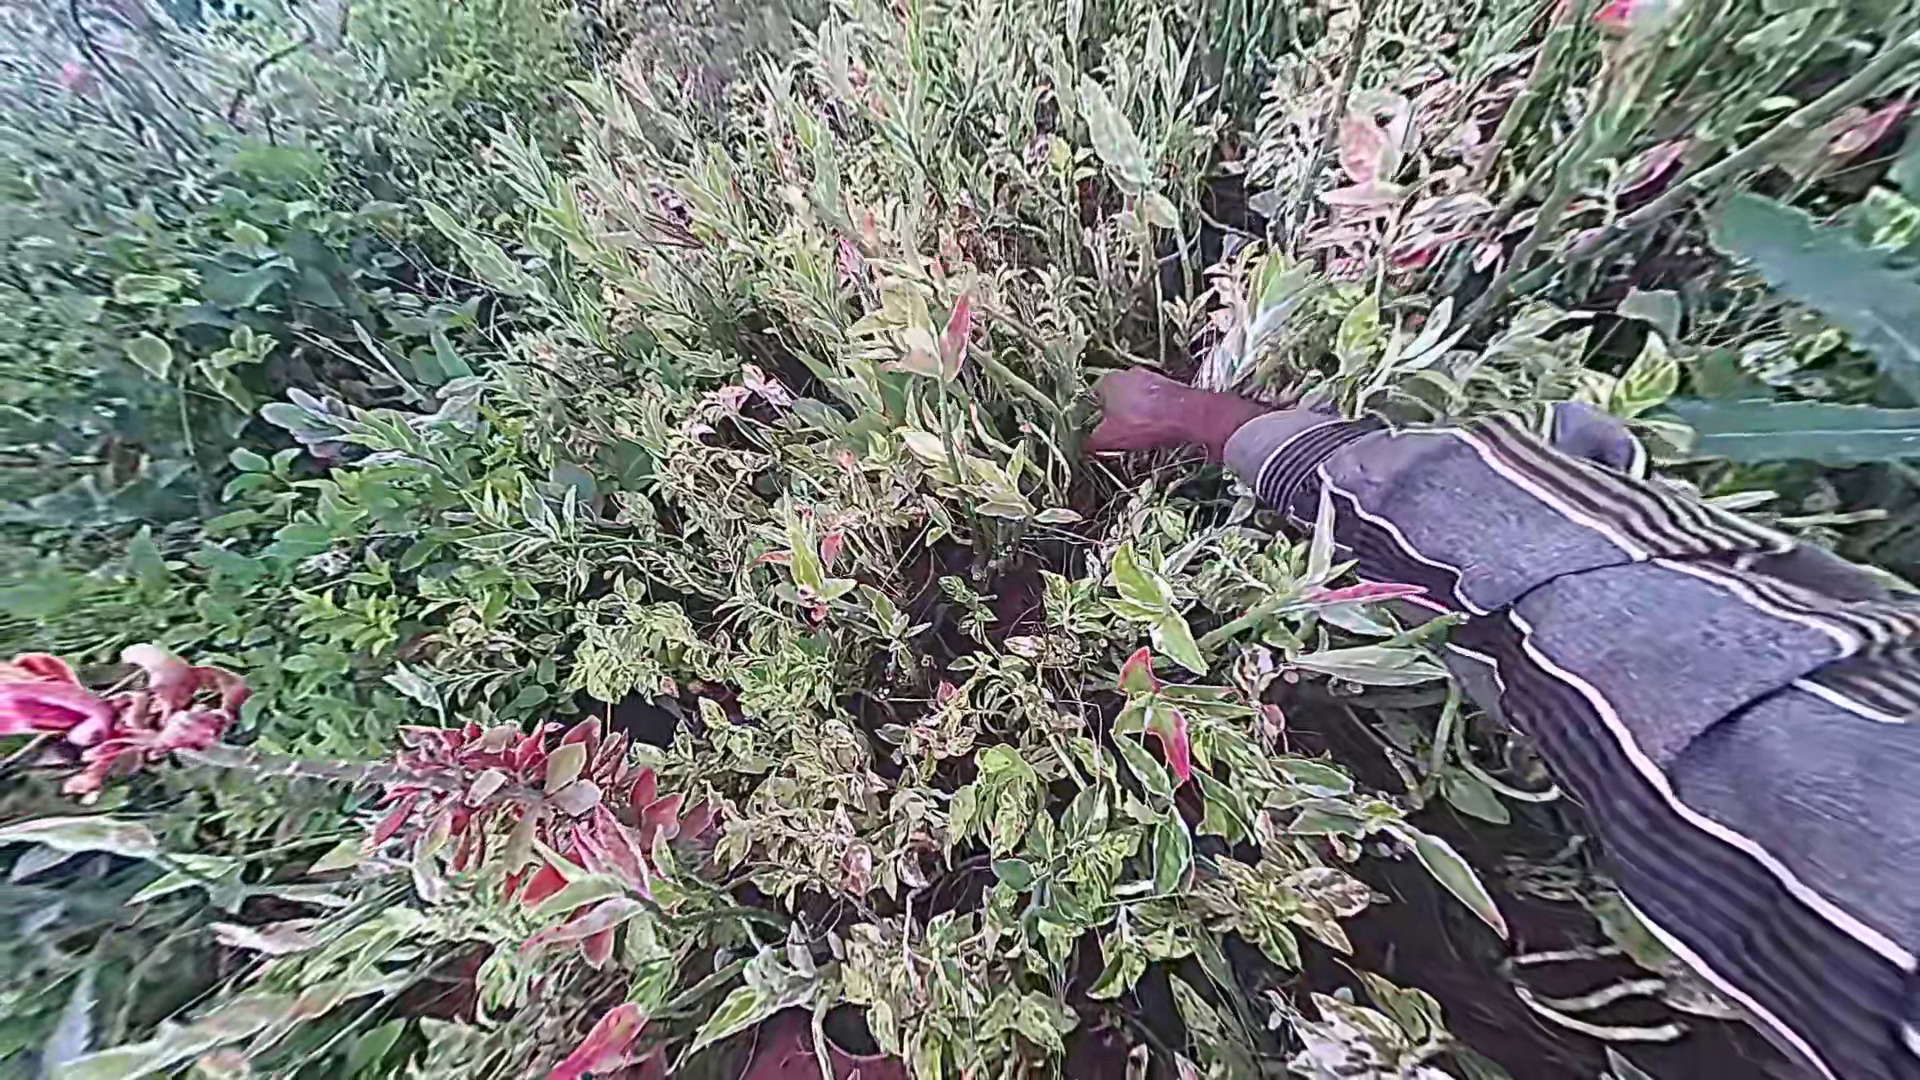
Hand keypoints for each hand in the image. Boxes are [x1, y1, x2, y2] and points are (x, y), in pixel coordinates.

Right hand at [1085, 368, 1271, 462]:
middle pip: (1112, 397)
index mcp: (1107, 380)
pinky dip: (1150, 414)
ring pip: (1133, 399)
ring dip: (1132, 414)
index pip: (1089, 397)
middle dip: (1112, 415)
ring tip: (1134, 434)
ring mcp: (1150, 377)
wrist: (1189, 416)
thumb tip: (1083, 448)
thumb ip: (1091, 442)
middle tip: (1113, 435)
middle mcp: (1127, 373)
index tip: (1093, 432)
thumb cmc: (1142, 423)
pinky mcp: (1169, 385)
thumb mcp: (1109, 439)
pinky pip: (1152, 402)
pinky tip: (1153, 428)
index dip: (1089, 417)